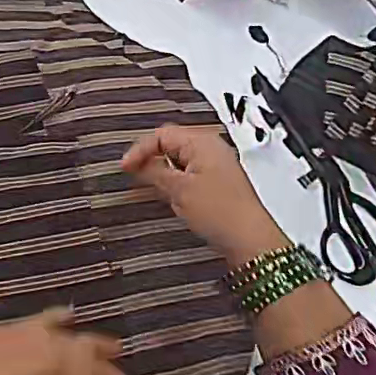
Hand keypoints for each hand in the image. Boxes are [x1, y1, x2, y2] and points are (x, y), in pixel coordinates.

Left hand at [0, 309, 139, 374]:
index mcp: (56, 367)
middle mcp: (49, 343)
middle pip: (93, 363)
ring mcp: (30, 333)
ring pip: (76, 340)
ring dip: (99, 351)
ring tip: (118, 354)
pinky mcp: (13, 331)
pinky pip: (49, 321)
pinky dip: (64, 321)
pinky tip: (71, 314)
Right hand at [122, 123, 288, 266]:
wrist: (250, 240)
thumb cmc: (222, 213)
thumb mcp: (179, 190)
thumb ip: (155, 172)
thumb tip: (139, 163)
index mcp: (203, 142)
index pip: (161, 135)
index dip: (140, 150)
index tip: (125, 167)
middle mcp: (211, 148)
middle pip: (171, 143)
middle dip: (150, 157)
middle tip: (133, 173)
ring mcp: (216, 165)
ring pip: (179, 158)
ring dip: (161, 169)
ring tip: (149, 185)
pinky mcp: (217, 182)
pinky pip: (189, 172)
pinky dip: (174, 179)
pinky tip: (169, 194)